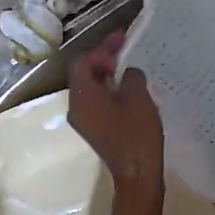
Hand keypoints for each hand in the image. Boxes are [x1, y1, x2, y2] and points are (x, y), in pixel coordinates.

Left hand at [69, 33, 164, 195]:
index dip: (102, 49)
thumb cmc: (136, 133)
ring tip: (129, 65)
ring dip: (108, 74)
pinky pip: (97, 102)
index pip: (82, 63)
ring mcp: (85, 120)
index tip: (123, 41)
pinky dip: (110, 89)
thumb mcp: (138, 97)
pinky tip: (129, 88)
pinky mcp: (96, 129)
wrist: (137, 173)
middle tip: (125, 48)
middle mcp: (77, 107)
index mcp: (83, 96)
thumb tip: (128, 74)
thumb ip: (130, 77)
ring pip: (91, 88)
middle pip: (84, 74)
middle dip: (103, 58)